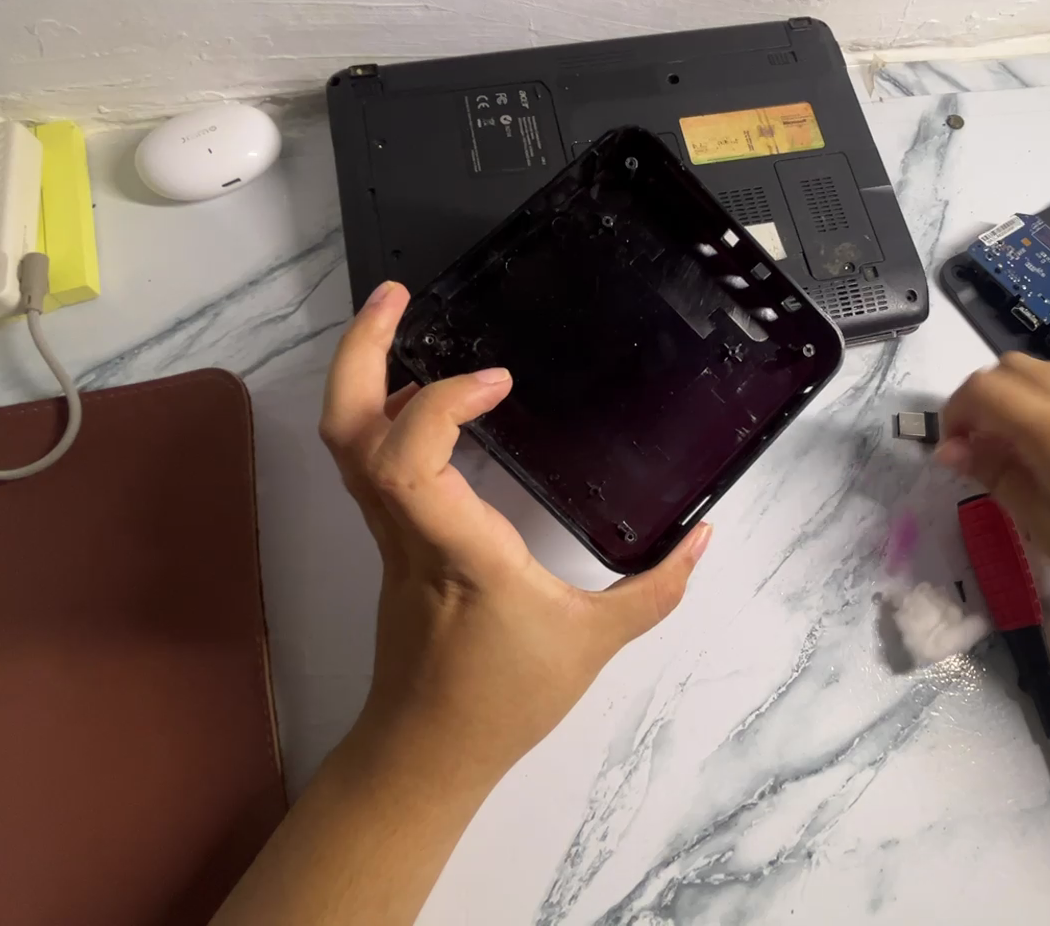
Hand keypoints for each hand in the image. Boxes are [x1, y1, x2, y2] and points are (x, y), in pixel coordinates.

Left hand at [318, 281, 713, 778]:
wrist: (424, 753)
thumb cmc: (503, 700)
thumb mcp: (596, 642)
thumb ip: (658, 588)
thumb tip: (703, 537)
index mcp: (457, 549)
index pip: (408, 460)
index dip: (441, 403)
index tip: (497, 381)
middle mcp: (409, 531)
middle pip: (347, 432)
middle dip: (361, 352)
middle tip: (396, 296)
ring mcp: (389, 534)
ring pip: (346, 444)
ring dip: (365, 374)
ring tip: (407, 323)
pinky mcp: (392, 540)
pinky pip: (372, 464)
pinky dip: (387, 413)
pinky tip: (432, 399)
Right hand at [937, 352, 1049, 654]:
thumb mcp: (1046, 526)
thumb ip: (996, 476)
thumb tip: (951, 448)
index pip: (983, 388)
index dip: (953, 415)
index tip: (951, 458)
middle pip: (1012, 368)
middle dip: (979, 400)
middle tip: (977, 454)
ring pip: (1044, 377)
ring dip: (1012, 402)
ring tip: (1010, 460)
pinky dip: (1042, 412)